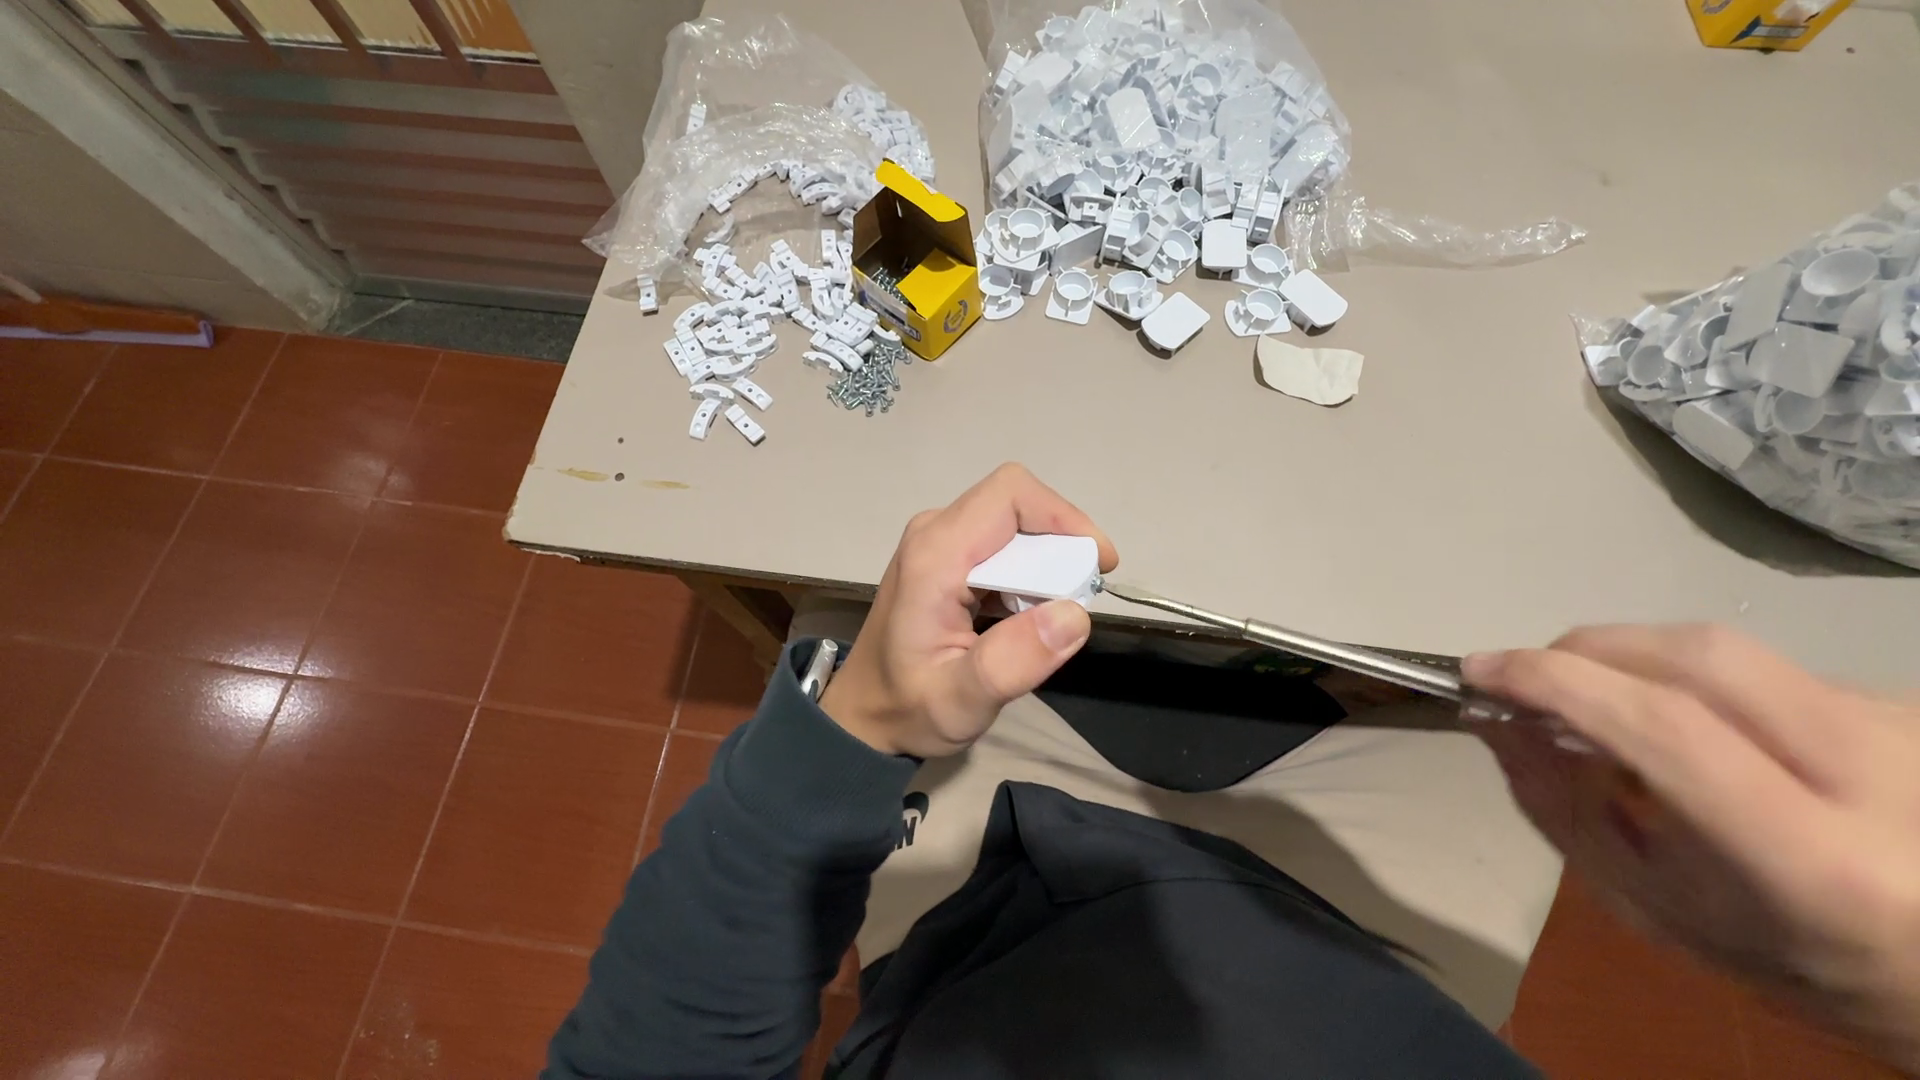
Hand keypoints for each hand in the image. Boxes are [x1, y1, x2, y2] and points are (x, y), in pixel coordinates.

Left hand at [819, 464, 1117, 759]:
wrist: (863, 715)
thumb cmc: (907, 710)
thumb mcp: (960, 702)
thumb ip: (1012, 662)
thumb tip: (1074, 615)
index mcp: (935, 556)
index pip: (1010, 496)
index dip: (1063, 518)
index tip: (1097, 565)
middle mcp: (934, 534)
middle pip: (1017, 507)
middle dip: (1060, 550)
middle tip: (1076, 604)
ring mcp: (938, 542)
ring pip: (1014, 525)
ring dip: (1047, 565)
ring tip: (1049, 619)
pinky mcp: (946, 557)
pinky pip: (1003, 545)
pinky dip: (1029, 574)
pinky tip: (1025, 617)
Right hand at [1462, 624, 1919, 1072]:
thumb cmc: (1782, 958)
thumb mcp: (1649, 902)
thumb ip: (1560, 806)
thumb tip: (1491, 714)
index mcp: (1814, 863)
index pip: (1665, 726)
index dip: (1556, 681)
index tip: (1480, 671)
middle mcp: (1882, 780)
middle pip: (1702, 658)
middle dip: (1590, 650)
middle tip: (1535, 679)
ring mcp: (1908, 732)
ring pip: (1727, 652)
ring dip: (1636, 665)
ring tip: (1612, 712)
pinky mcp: (1906, 702)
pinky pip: (1760, 663)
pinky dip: (1691, 679)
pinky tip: (1696, 727)